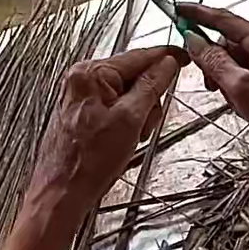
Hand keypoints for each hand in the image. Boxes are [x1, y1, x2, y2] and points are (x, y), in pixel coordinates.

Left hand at [20, 45, 185, 234]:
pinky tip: (123, 138)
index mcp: (91, 74)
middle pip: (135, 75)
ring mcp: (83, 95)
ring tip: (132, 136)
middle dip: (149, 100)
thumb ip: (151, 85)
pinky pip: (118, 106)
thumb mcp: (131, 119)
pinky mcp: (85, 111)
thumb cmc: (88, 162)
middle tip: (145, 124)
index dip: (166, 57)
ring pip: (129, 93)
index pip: (139, 56)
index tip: (185, 57)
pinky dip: (128, 120)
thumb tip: (167, 63)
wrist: (63, 193)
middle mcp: (83, 79)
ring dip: (139, 114)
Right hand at [177, 3, 248, 177]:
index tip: (180, 10)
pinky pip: (241, 79)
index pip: (225, 19)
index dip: (198, 14)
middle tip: (206, 78)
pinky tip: (240, 106)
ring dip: (223, 80)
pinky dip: (234, 91)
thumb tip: (195, 42)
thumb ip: (214, 62)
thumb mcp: (241, 87)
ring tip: (231, 99)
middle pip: (227, 43)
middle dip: (212, 61)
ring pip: (233, 64)